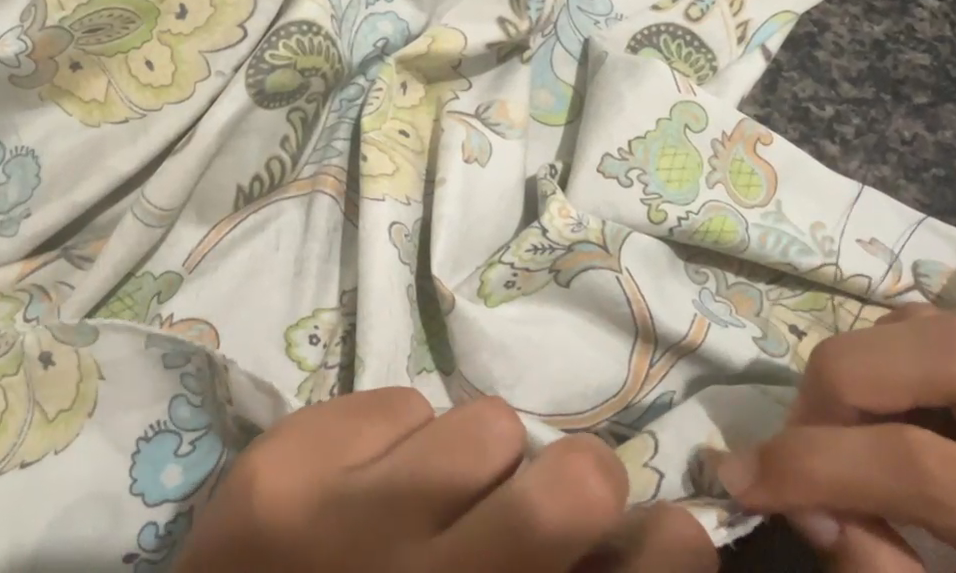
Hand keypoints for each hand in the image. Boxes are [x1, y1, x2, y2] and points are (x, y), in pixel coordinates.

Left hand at [176, 387, 717, 572]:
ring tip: (424, 491)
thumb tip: (625, 535)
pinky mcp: (281, 463)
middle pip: (569, 486)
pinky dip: (393, 436)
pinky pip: (396, 399)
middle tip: (547, 494)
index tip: (674, 534)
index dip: (665, 557)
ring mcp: (341, 518)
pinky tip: (356, 482)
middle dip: (580, 482)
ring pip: (485, 423)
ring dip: (473, 455)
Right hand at [711, 305, 955, 572]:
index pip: (922, 465)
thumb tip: (792, 492)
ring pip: (938, 328)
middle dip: (838, 388)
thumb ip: (870, 562)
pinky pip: (944, 338)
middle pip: (939, 354)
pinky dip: (884, 360)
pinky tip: (874, 416)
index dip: (813, 464)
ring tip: (833, 431)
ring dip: (859, 367)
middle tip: (798, 446)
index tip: (741, 480)